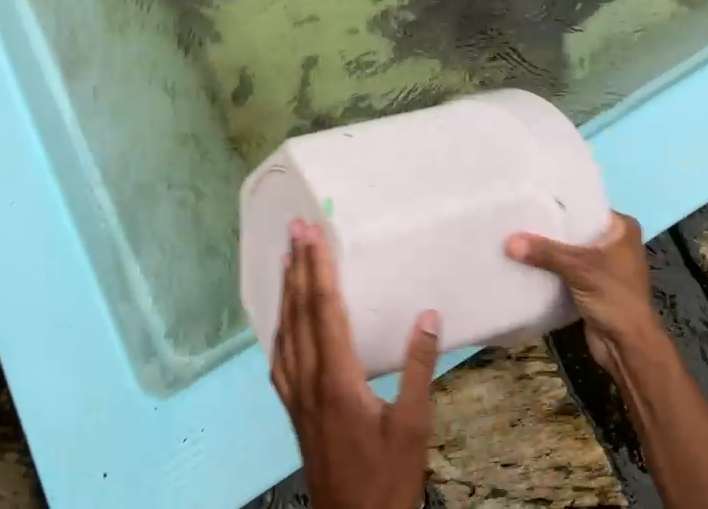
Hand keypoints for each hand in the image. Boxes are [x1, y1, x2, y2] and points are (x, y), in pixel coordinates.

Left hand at [270, 220, 440, 508]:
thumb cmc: (388, 476)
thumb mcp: (414, 423)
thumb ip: (418, 368)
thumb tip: (427, 315)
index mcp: (338, 380)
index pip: (324, 310)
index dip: (317, 269)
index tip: (312, 235)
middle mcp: (309, 383)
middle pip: (299, 314)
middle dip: (297, 268)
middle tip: (294, 230)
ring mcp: (297, 399)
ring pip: (285, 334)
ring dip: (286, 293)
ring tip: (287, 261)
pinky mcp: (296, 412)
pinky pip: (280, 360)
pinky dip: (280, 329)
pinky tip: (282, 323)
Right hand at [505, 212, 657, 376]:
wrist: (626, 345)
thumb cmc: (614, 296)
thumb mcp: (579, 268)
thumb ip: (545, 253)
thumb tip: (508, 241)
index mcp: (622, 228)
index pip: (588, 206)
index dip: (562, 204)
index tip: (533, 196)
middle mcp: (615, 242)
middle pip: (577, 229)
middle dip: (552, 227)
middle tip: (519, 216)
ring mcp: (603, 265)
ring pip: (571, 250)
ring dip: (549, 249)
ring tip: (517, 235)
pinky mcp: (592, 285)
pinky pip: (567, 269)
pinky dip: (551, 267)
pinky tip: (527, 261)